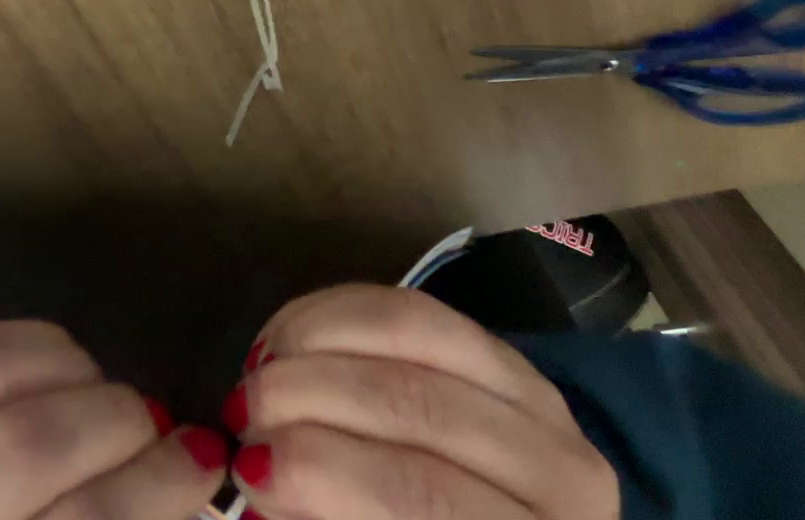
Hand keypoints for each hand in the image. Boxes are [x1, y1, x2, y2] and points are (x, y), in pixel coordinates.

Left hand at [0, 321, 229, 519]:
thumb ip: (127, 512)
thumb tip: (194, 460)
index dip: (152, 487)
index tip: (206, 459)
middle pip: (29, 446)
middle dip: (116, 421)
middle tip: (160, 423)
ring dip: (71, 372)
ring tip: (108, 393)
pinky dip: (36, 344)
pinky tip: (72, 366)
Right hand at [222, 285, 619, 519]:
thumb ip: (319, 515)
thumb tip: (256, 475)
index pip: (424, 496)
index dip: (321, 471)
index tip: (247, 467)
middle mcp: (563, 477)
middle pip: (412, 405)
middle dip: (303, 397)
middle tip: (240, 412)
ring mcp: (538, 400)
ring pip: (409, 334)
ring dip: (310, 343)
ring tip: (258, 370)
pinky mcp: (501, 349)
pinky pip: (406, 306)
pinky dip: (330, 313)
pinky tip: (288, 340)